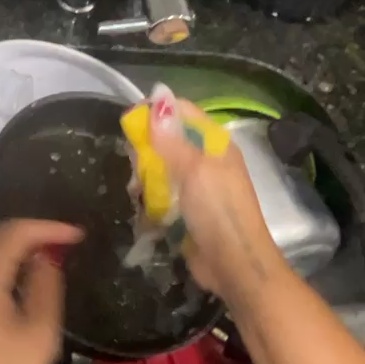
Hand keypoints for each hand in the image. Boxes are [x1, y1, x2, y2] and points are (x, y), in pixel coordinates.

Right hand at [150, 97, 289, 305]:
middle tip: (135, 164)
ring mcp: (195, 185)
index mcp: (214, 144)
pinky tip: (142, 206)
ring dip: (145, 176)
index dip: (155, 112)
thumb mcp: (193, 171)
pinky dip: (149, 197)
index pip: (182, 112)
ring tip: (137, 190)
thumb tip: (157, 96)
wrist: (235, 267)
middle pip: (166, 139)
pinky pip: (160, 192)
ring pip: (159, 167)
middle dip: (146, 149)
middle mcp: (205, 160)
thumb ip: (171, 137)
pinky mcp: (185, 208)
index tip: (129, 121)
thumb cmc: (218, 213)